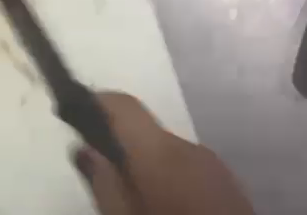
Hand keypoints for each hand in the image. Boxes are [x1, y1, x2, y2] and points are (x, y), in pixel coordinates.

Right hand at [75, 92, 255, 214]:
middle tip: (105, 182)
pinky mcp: (235, 191)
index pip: (122, 103)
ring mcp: (218, 170)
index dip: (94, 102)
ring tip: (140, 205)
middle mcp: (191, 149)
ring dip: (149, 171)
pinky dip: (174, 185)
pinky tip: (170, 210)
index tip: (71, 116)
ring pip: (169, 156)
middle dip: (122, 150)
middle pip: (145, 134)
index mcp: (161, 152)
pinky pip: (192, 174)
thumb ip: (103, 184)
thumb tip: (84, 147)